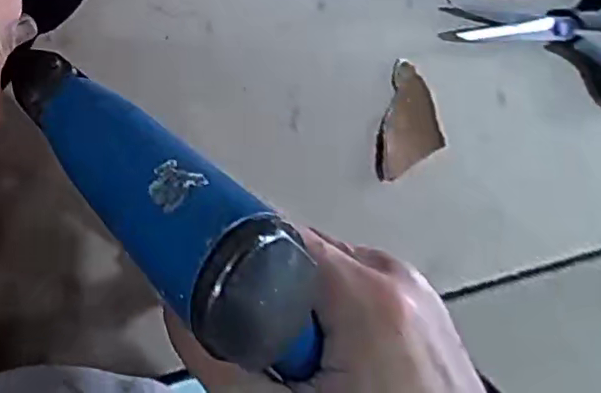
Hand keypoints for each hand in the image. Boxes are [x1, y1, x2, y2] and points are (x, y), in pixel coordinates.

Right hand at [166, 228, 482, 392]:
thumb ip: (218, 360)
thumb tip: (173, 309)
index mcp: (367, 292)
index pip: (274, 233)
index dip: (235, 253)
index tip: (211, 278)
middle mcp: (395, 275)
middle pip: (299, 252)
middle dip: (271, 292)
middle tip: (270, 351)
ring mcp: (417, 290)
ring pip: (326, 270)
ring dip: (303, 306)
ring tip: (308, 367)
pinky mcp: (426, 310)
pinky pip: (358, 288)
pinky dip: (336, 316)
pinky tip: (339, 365)